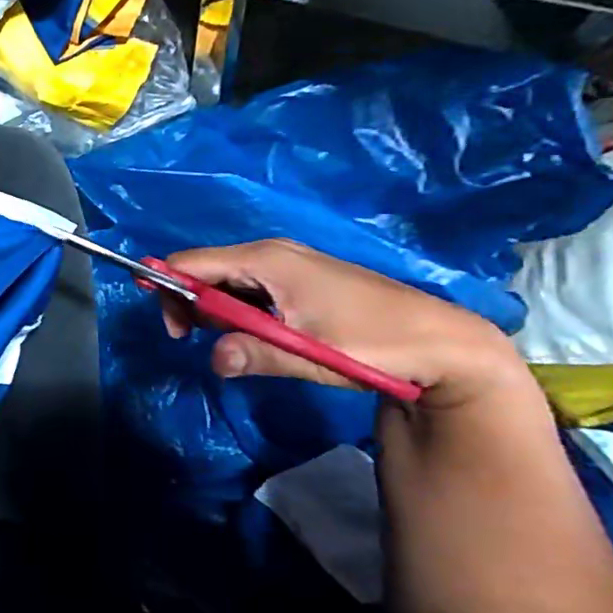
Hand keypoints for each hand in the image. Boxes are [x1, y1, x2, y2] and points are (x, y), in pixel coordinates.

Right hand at [159, 239, 534, 412]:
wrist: (447, 343)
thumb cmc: (376, 343)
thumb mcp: (310, 353)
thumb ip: (254, 354)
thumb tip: (211, 360)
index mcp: (266, 259)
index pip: (190, 262)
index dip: (165, 285)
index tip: (168, 325)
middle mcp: (271, 252)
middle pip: (203, 269)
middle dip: (190, 303)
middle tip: (196, 341)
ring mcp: (287, 263)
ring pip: (225, 279)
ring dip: (217, 310)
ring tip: (237, 342)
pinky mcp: (300, 277)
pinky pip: (249, 285)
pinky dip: (239, 308)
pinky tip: (258, 332)